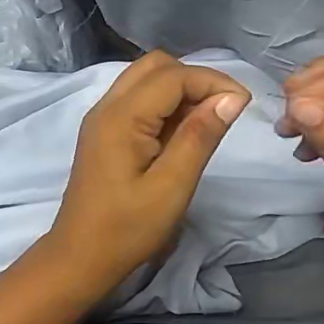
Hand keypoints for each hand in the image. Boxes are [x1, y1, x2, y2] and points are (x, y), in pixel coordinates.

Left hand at [48, 52, 249, 289]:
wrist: (80, 256)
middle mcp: (106, 107)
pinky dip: (163, 104)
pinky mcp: (103, 132)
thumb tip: (231, 98)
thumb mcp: (171, 187)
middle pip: (155, 67)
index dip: (212, 82)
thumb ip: (199, 137)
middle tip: (222, 112)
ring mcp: (100, 118)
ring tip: (204, 123)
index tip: (242, 105)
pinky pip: (136, 100)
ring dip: (179, 90)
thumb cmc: (127, 228)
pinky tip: (180, 133)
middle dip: (194, 79)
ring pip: (144, 79)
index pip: (172, 75)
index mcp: (120, 117)